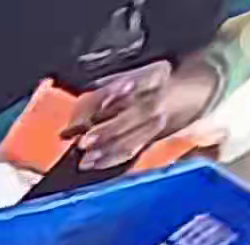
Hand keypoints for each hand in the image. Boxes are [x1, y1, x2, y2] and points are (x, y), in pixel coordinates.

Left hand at [62, 58, 218, 170]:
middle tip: (83, 142)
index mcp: (155, 73)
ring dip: (109, 149)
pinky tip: (93, 165)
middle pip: (141, 111)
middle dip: (111, 129)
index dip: (119, 91)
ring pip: (140, 133)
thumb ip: (99, 96)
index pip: (142, 79)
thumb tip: (75, 120)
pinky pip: (135, 148)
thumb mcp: (119, 83)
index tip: (99, 108)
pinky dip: (112, 159)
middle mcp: (162, 94)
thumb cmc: (132, 90)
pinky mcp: (154, 135)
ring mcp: (162, 116)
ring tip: (85, 161)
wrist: (175, 96)